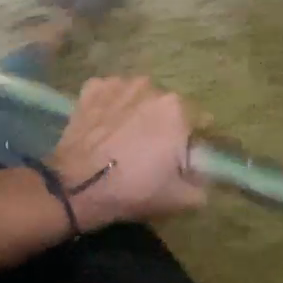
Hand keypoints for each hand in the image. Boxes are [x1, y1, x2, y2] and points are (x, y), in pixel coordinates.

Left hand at [48, 76, 206, 230]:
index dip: (195, 140)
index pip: (200, 120)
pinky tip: (104, 128)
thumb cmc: (134, 188)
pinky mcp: (91, 88)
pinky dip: (110, 107)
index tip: (184, 157)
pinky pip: (110, 95)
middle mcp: (149, 86)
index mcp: (176, 108)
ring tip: (124, 138)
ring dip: (137, 112)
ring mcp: (117, 83)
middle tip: (151, 150)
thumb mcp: (182, 198)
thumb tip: (202, 173)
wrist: (78, 183)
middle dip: (164, 124)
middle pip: (166, 106)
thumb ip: (203, 183)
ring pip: (137, 97)